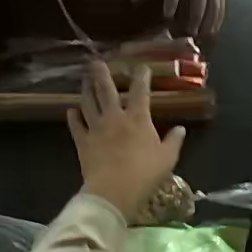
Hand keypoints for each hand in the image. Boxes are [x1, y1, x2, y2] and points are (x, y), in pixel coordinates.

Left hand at [67, 61, 186, 217]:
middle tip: (95, 62)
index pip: (141, 91)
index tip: (142, 67)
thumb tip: (181, 129)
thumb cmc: (145, 174)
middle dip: (102, 74)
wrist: (114, 190)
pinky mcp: (83, 142)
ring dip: (86, 90)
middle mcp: (115, 117)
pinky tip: (70, 111)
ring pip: (89, 103)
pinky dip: (73, 117)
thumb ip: (174, 141)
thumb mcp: (167, 158)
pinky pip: (76, 126)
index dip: (142, 77)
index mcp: (138, 118)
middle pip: (106, 90)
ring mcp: (96, 128)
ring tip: (84, 80)